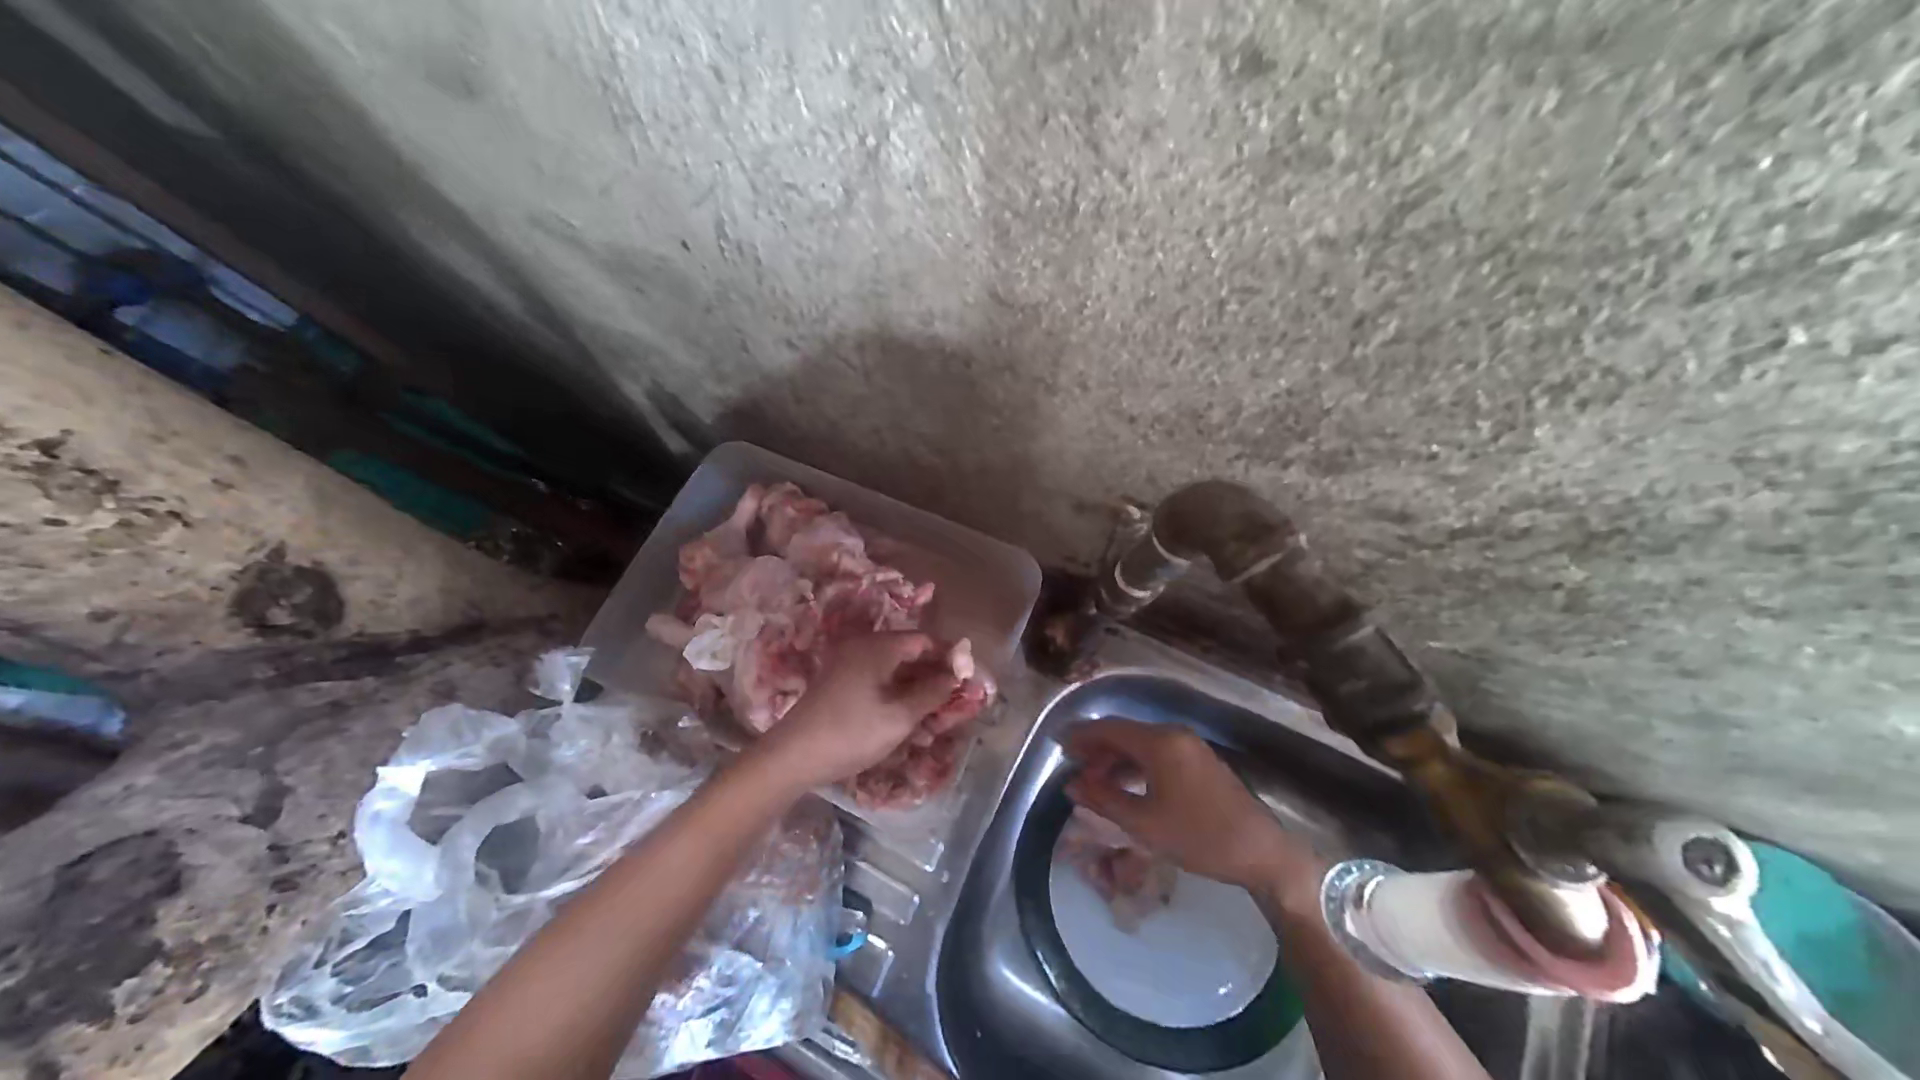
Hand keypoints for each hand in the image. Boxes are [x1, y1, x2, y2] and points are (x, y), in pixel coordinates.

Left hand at [746, 632, 956, 790]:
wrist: (793, 756)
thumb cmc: (852, 732)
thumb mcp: (900, 715)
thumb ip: (933, 692)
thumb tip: (956, 675)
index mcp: (879, 646)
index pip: (925, 640)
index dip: (950, 657)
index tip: (968, 680)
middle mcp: (863, 647)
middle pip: (910, 655)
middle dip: (934, 678)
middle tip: (954, 705)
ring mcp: (848, 665)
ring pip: (895, 672)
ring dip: (917, 692)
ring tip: (935, 722)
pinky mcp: (840, 684)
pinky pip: (878, 683)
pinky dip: (896, 698)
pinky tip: (908, 724)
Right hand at [1064, 718, 1323, 902]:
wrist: (1261, 853)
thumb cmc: (1199, 837)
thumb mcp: (1144, 823)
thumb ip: (1103, 800)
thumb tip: (1071, 785)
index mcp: (1160, 742)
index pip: (1109, 729)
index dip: (1080, 735)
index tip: (1057, 745)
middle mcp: (1174, 735)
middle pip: (1124, 733)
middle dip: (1096, 749)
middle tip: (1072, 768)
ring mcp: (1190, 747)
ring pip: (1141, 744)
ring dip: (1115, 759)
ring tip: (1093, 781)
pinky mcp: (1199, 762)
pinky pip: (1157, 753)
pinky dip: (1135, 765)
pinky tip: (1124, 785)